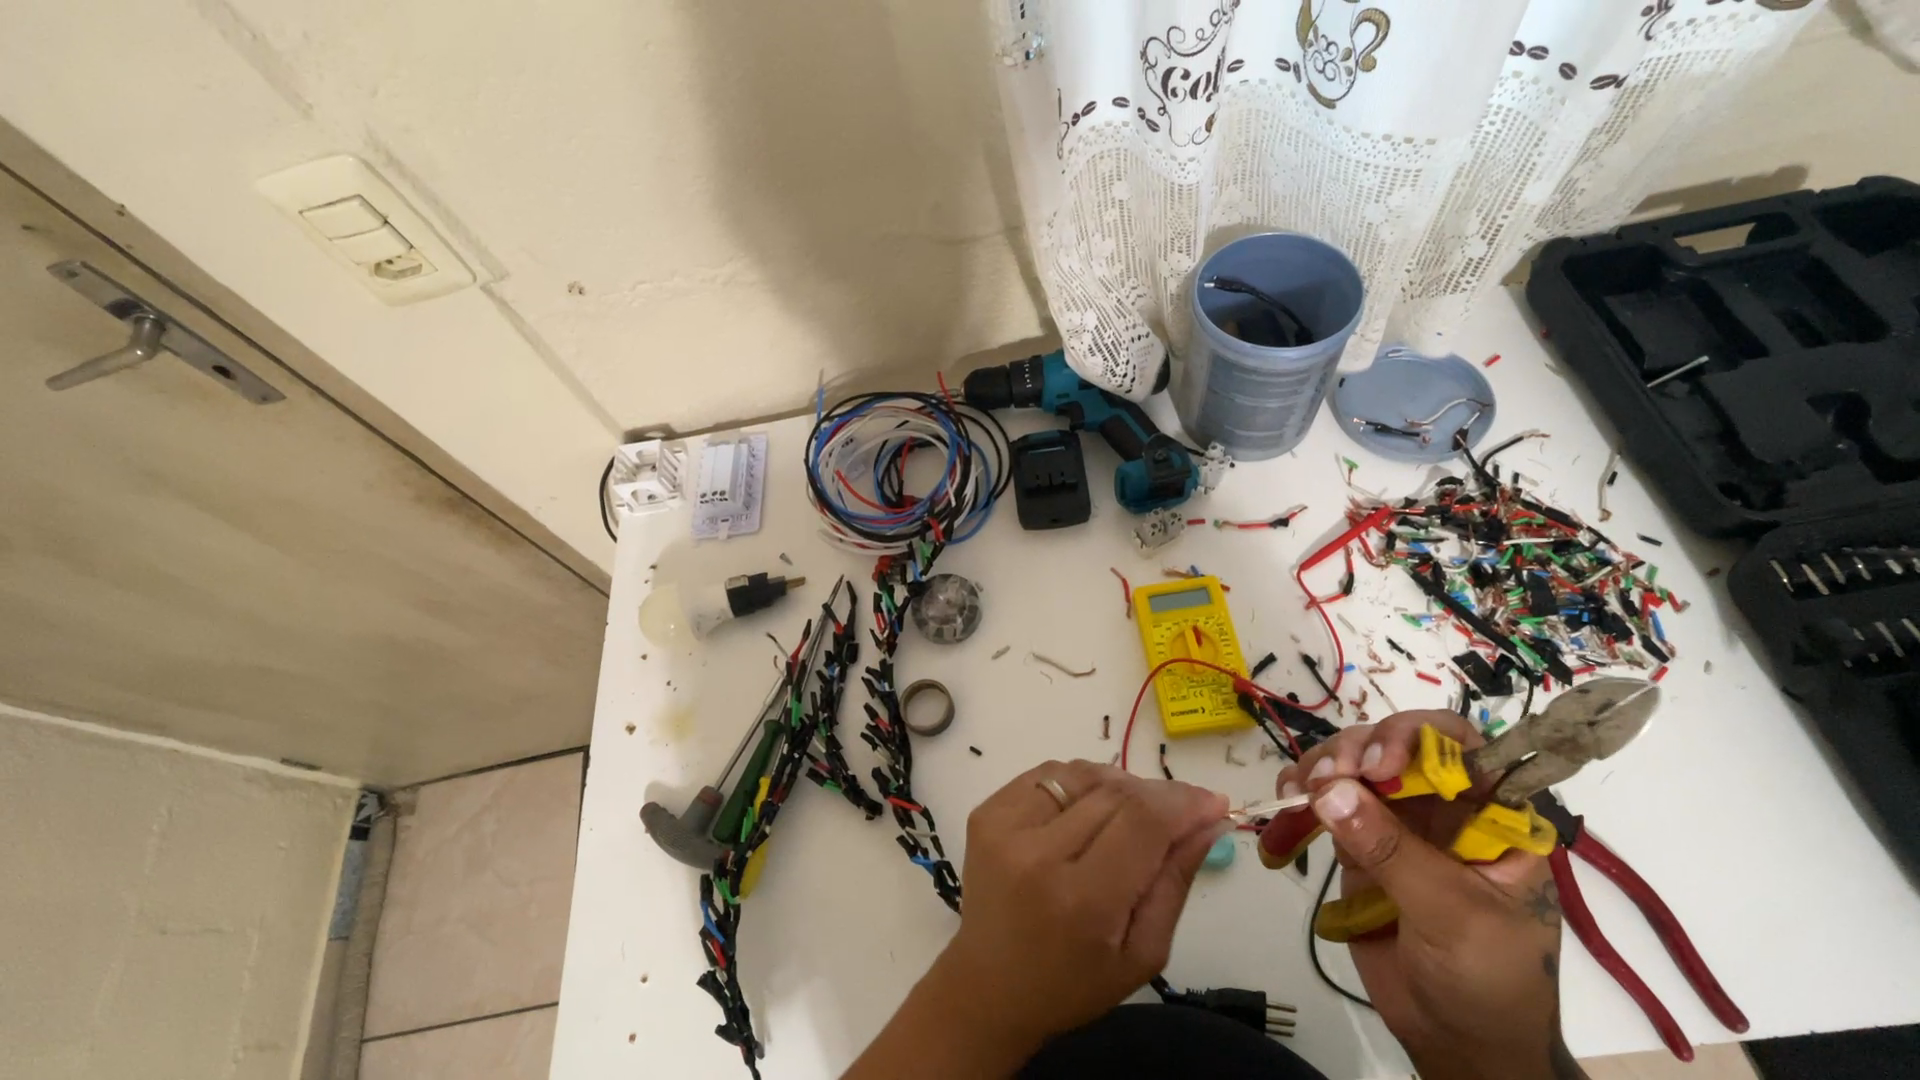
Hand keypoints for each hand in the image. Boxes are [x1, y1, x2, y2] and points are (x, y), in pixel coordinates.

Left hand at [846, 760, 1226, 1078]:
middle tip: (1180, 814)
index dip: (1185, 803)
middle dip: (1160, 796)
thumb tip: (1211, 819)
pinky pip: (1049, 774)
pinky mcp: (986, 812)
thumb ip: (1176, 880)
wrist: (988, 986)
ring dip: (1119, 785)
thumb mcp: (1142, 952)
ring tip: (1130, 817)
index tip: (1213, 804)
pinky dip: (1080, 783)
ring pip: (1084, 773)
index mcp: (1082, 899)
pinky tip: (1088, 811)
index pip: (1144, 820)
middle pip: (1117, 792)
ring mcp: (1004, 827)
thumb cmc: (1073, 982)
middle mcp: (1037, 853)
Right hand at [1275, 711, 1579, 1079]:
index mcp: (1493, 814)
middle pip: (1397, 746)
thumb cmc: (1489, 980)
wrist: (1459, 1044)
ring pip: (1355, 766)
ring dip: (1321, 766)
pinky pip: (1327, 802)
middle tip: (1325, 778)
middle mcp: (1446, 806)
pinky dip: (1301, 795)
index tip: (1380, 764)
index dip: (1418, 738)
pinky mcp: (1360, 845)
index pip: (1462, 746)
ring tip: (1298, 791)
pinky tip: (1286, 803)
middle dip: (1357, 751)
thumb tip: (1330, 792)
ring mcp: (1400, 823)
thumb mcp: (1454, 914)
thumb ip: (1395, 852)